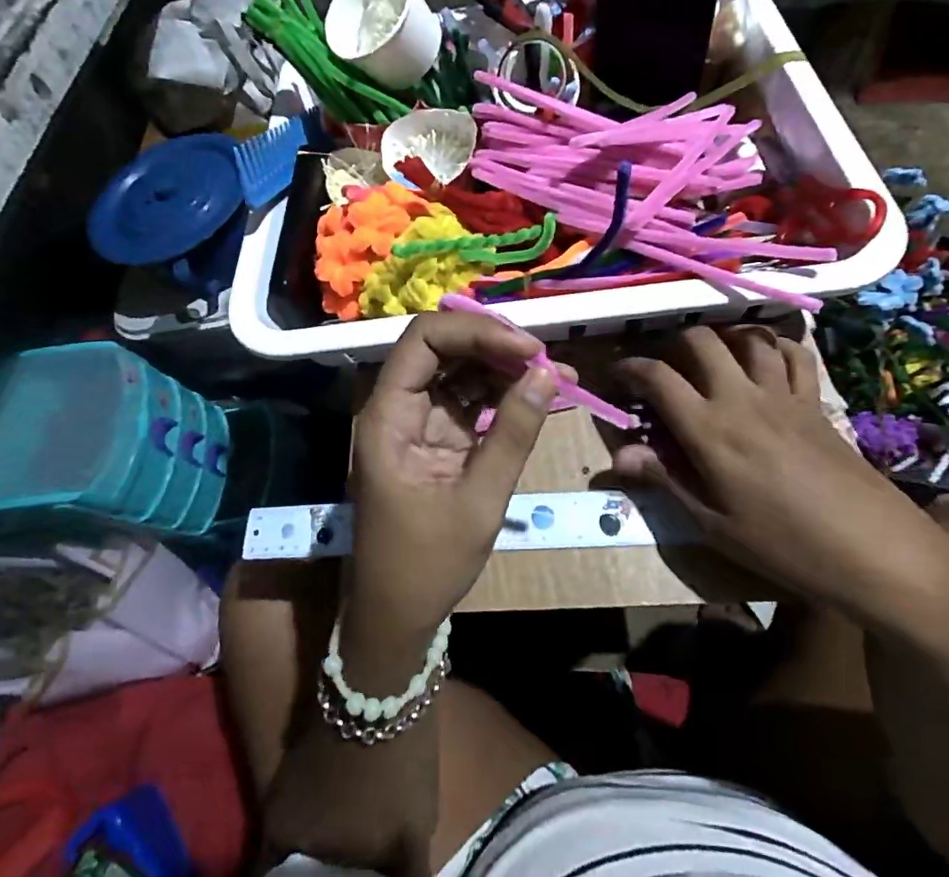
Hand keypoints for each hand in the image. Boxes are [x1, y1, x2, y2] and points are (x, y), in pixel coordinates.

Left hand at [349, 311, 560, 635]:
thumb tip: (549, 374)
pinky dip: (503, 397)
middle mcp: (398, 409)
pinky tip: (539, 398)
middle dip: (497, 347)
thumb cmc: (426, 564)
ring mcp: (417, 424)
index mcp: (389, 417)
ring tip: (559, 378)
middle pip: (444, 349)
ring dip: (506, 369)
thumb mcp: (479, 500)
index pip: (425, 339)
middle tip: (549, 362)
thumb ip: (513, 434)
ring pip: (460, 373)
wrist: (396, 616)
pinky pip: (470, 403)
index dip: (477, 332)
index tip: (529, 350)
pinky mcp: (436, 441)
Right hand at [614, 327, 948, 629]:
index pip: (659, 378)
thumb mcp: (714, 525)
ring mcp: (784, 395)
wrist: (873, 549)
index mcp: (711, 430)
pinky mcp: (815, 402)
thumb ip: (666, 481)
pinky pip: (794, 356)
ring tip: (711, 356)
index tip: (617, 374)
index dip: (631, 368)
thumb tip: (619, 455)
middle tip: (664, 366)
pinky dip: (775, 347)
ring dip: (724, 337)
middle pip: (702, 341)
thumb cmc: (784, 546)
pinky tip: (765, 360)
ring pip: (749, 338)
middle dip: (674, 343)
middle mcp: (744, 398)